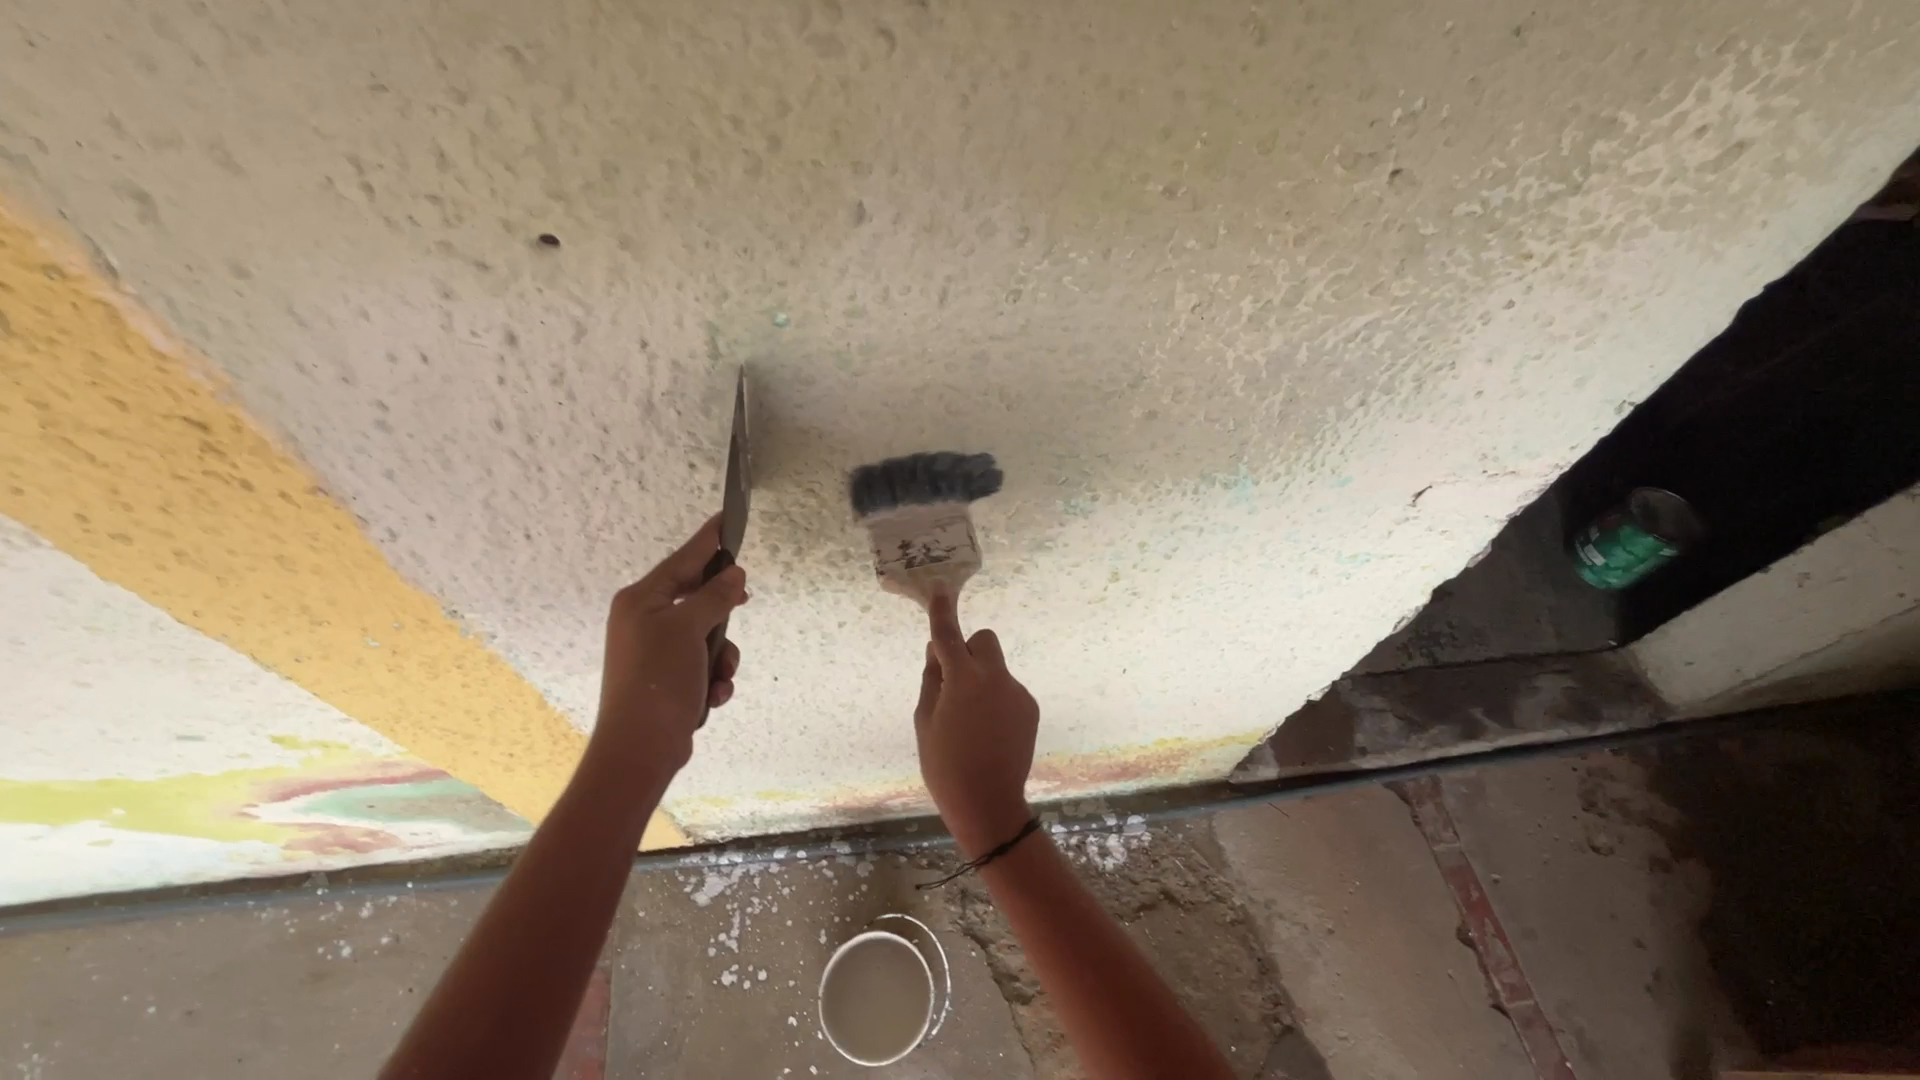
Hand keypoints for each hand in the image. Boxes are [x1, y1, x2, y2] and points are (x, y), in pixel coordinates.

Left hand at [594, 515, 747, 776]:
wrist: (641, 747)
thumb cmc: (659, 679)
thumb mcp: (689, 629)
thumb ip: (714, 597)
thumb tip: (733, 574)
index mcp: (641, 600)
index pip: (682, 559)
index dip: (708, 540)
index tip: (728, 518)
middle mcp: (645, 620)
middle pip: (697, 598)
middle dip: (723, 612)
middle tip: (744, 602)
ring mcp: (656, 651)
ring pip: (707, 635)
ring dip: (723, 655)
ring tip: (722, 676)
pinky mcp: (668, 679)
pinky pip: (703, 664)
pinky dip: (714, 677)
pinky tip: (714, 694)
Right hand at [915, 592, 1039, 856]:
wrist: (989, 803)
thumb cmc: (945, 765)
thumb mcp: (924, 721)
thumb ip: (932, 680)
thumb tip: (938, 653)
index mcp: (963, 679)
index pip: (948, 635)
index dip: (942, 611)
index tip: (940, 589)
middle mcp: (995, 677)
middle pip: (984, 641)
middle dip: (968, 651)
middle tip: (953, 682)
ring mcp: (1017, 692)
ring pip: (995, 669)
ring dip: (981, 681)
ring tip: (971, 723)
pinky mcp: (1030, 707)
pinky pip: (1007, 690)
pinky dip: (996, 700)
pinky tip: (989, 732)